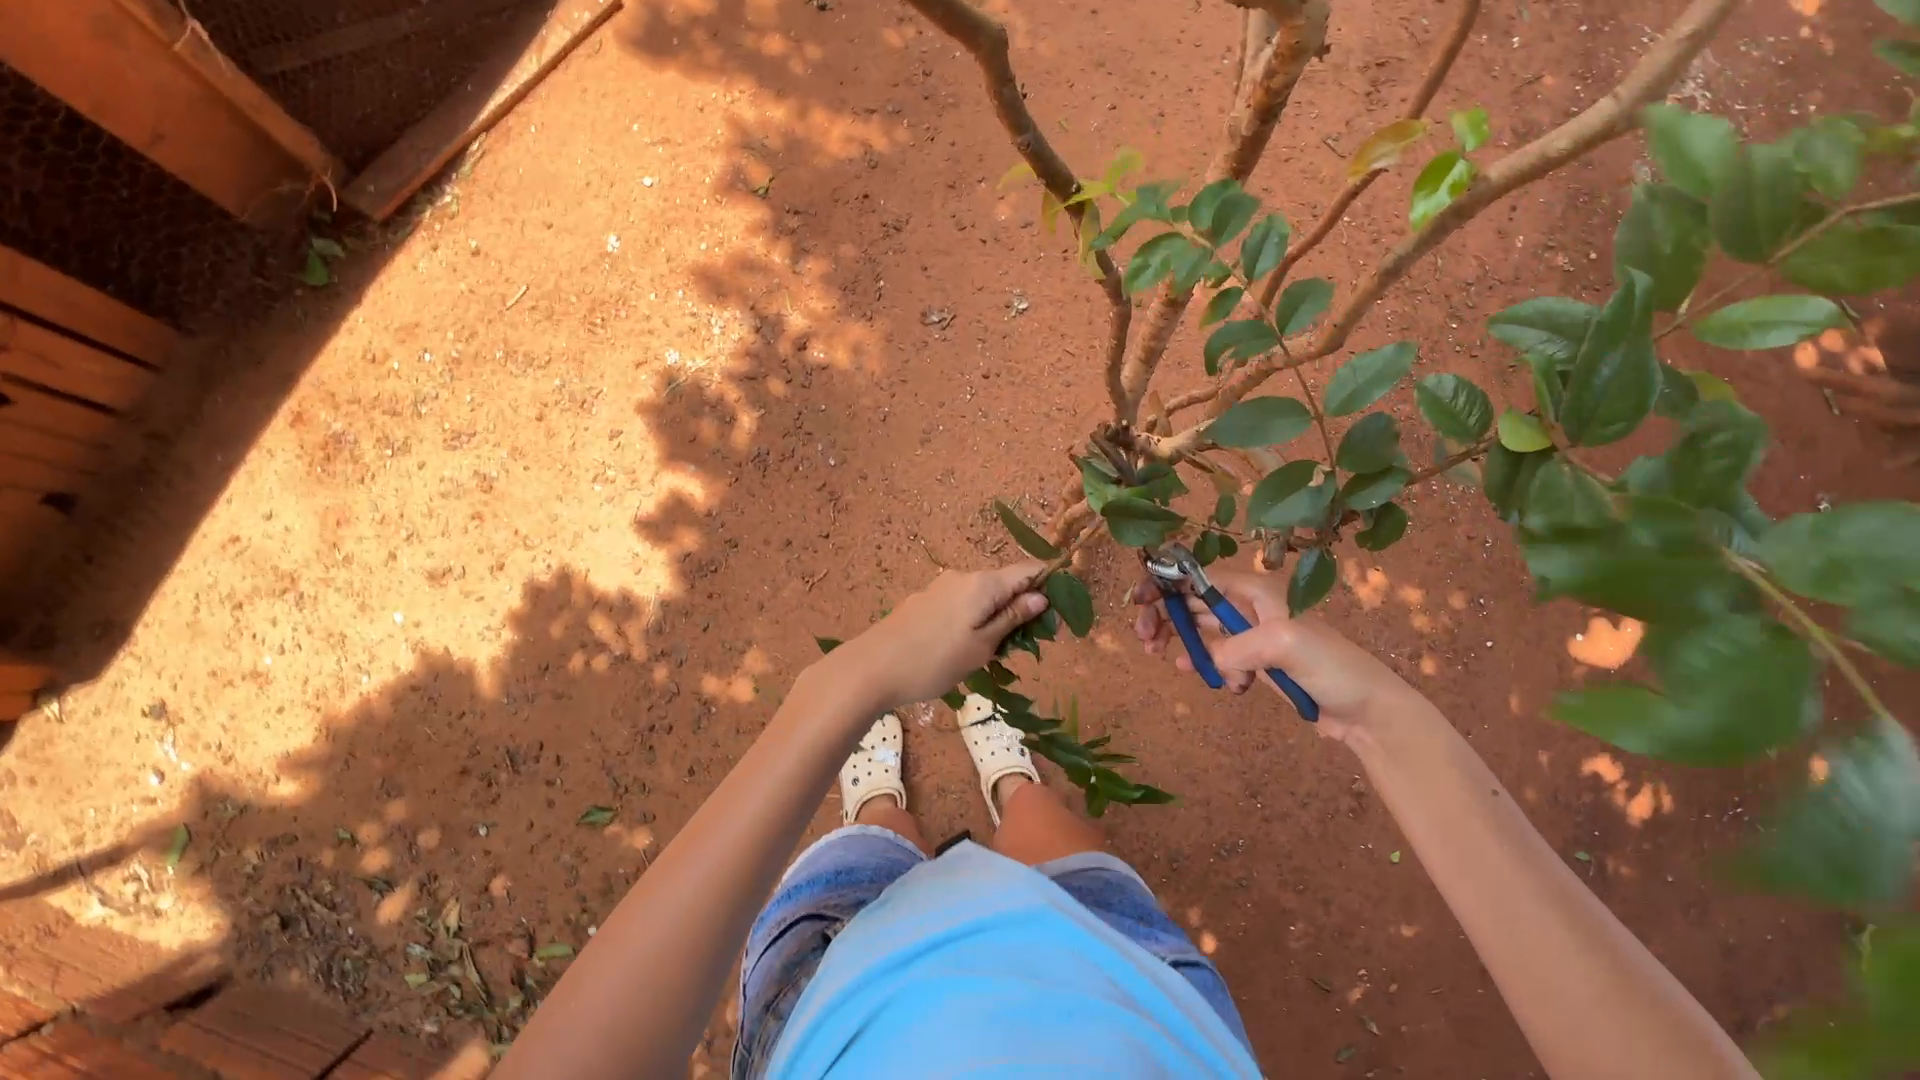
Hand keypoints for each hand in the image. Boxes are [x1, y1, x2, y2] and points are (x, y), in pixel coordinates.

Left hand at [819, 562, 1049, 711]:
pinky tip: (964, 651)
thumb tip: (1040, 597)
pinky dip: (973, 621)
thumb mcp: (982, 646)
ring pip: (981, 597)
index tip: (1061, 610)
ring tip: (994, 655)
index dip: (1048, 584)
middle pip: (1004, 584)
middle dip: (1021, 608)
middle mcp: (961, 577)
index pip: (1027, 570)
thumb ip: (1012, 619)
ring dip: (996, 618)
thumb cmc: (934, 661)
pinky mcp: (922, 603)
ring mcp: (938, 589)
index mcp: (982, 583)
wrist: (870, 668)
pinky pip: (960, 605)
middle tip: (1026, 647)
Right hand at [1130, 565, 1418, 740]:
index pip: (1199, 577)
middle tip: (1144, 637)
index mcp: (1256, 592)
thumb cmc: (1332, 667)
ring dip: (1177, 639)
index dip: (1166, 582)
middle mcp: (1249, 608)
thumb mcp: (1284, 646)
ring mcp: (1250, 636)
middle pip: (1192, 600)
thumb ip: (1238, 647)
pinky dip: (1201, 663)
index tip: (1139, 599)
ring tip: (1158, 654)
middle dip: (1163, 613)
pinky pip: (1214, 656)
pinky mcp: (1252, 662)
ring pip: (1199, 628)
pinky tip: (1192, 671)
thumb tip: (1209, 660)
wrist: (1365, 710)